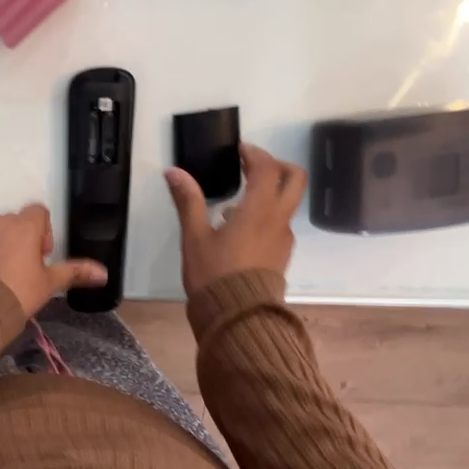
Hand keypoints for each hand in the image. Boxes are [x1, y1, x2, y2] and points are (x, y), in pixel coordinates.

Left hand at [0, 204, 107, 316]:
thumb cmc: (16, 294)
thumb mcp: (48, 284)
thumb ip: (74, 272)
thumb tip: (103, 273)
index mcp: (23, 226)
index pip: (39, 212)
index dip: (43, 231)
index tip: (41, 255)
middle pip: (13, 223)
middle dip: (19, 241)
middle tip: (21, 270)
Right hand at [164, 144, 306, 296]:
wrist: (237, 317)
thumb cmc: (213, 274)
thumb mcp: (194, 237)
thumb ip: (188, 201)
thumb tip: (173, 172)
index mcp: (258, 210)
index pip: (267, 168)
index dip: (255, 154)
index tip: (240, 151)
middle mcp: (278, 219)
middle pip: (295, 179)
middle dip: (278, 166)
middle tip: (254, 167)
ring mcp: (284, 238)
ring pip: (289, 203)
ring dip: (271, 193)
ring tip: (238, 203)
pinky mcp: (282, 255)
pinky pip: (280, 225)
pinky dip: (266, 216)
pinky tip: (240, 231)